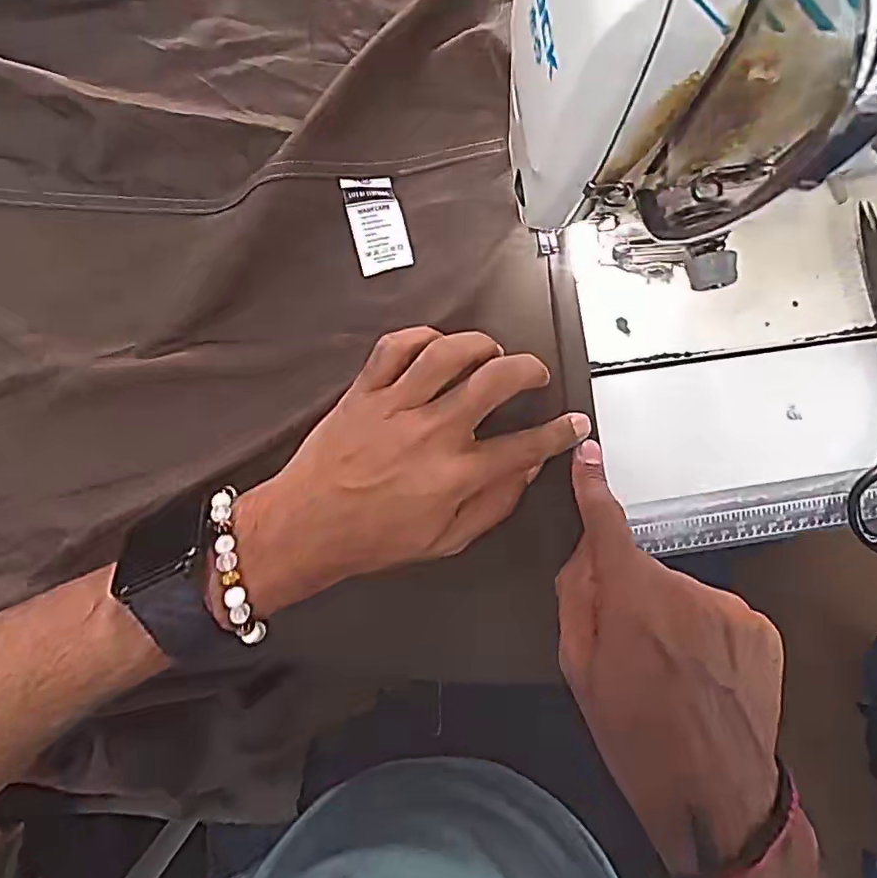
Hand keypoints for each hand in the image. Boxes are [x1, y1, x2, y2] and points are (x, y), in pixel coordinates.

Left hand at [230, 327, 589, 615]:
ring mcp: (395, 407)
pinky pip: (396, 346)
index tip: (571, 424)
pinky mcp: (365, 392)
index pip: (525, 445)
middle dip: (529, 369)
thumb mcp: (444, 541)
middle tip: (534, 373)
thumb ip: (492, 505)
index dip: (559, 432)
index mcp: (453, 475)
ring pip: (449, 353)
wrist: (305, 526)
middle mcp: (429, 433)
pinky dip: (422, 336)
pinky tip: (435, 345)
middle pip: (496, 381)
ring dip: (481, 345)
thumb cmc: (367, 537)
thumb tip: (523, 474)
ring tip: (491, 352)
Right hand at [556, 439, 785, 877]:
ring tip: (673, 672)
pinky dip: (706, 632)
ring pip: (681, 592)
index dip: (593, 487)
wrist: (715, 797)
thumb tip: (585, 555)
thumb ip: (575, 598)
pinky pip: (716, 610)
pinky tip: (705, 674)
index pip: (606, 524)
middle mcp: (682, 591)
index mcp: (630, 599)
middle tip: (631, 648)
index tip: (590, 455)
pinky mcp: (758, 624)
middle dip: (631, 593)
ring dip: (672, 617)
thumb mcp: (578, 668)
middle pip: (643, 568)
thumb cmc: (636, 738)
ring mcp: (727, 606)